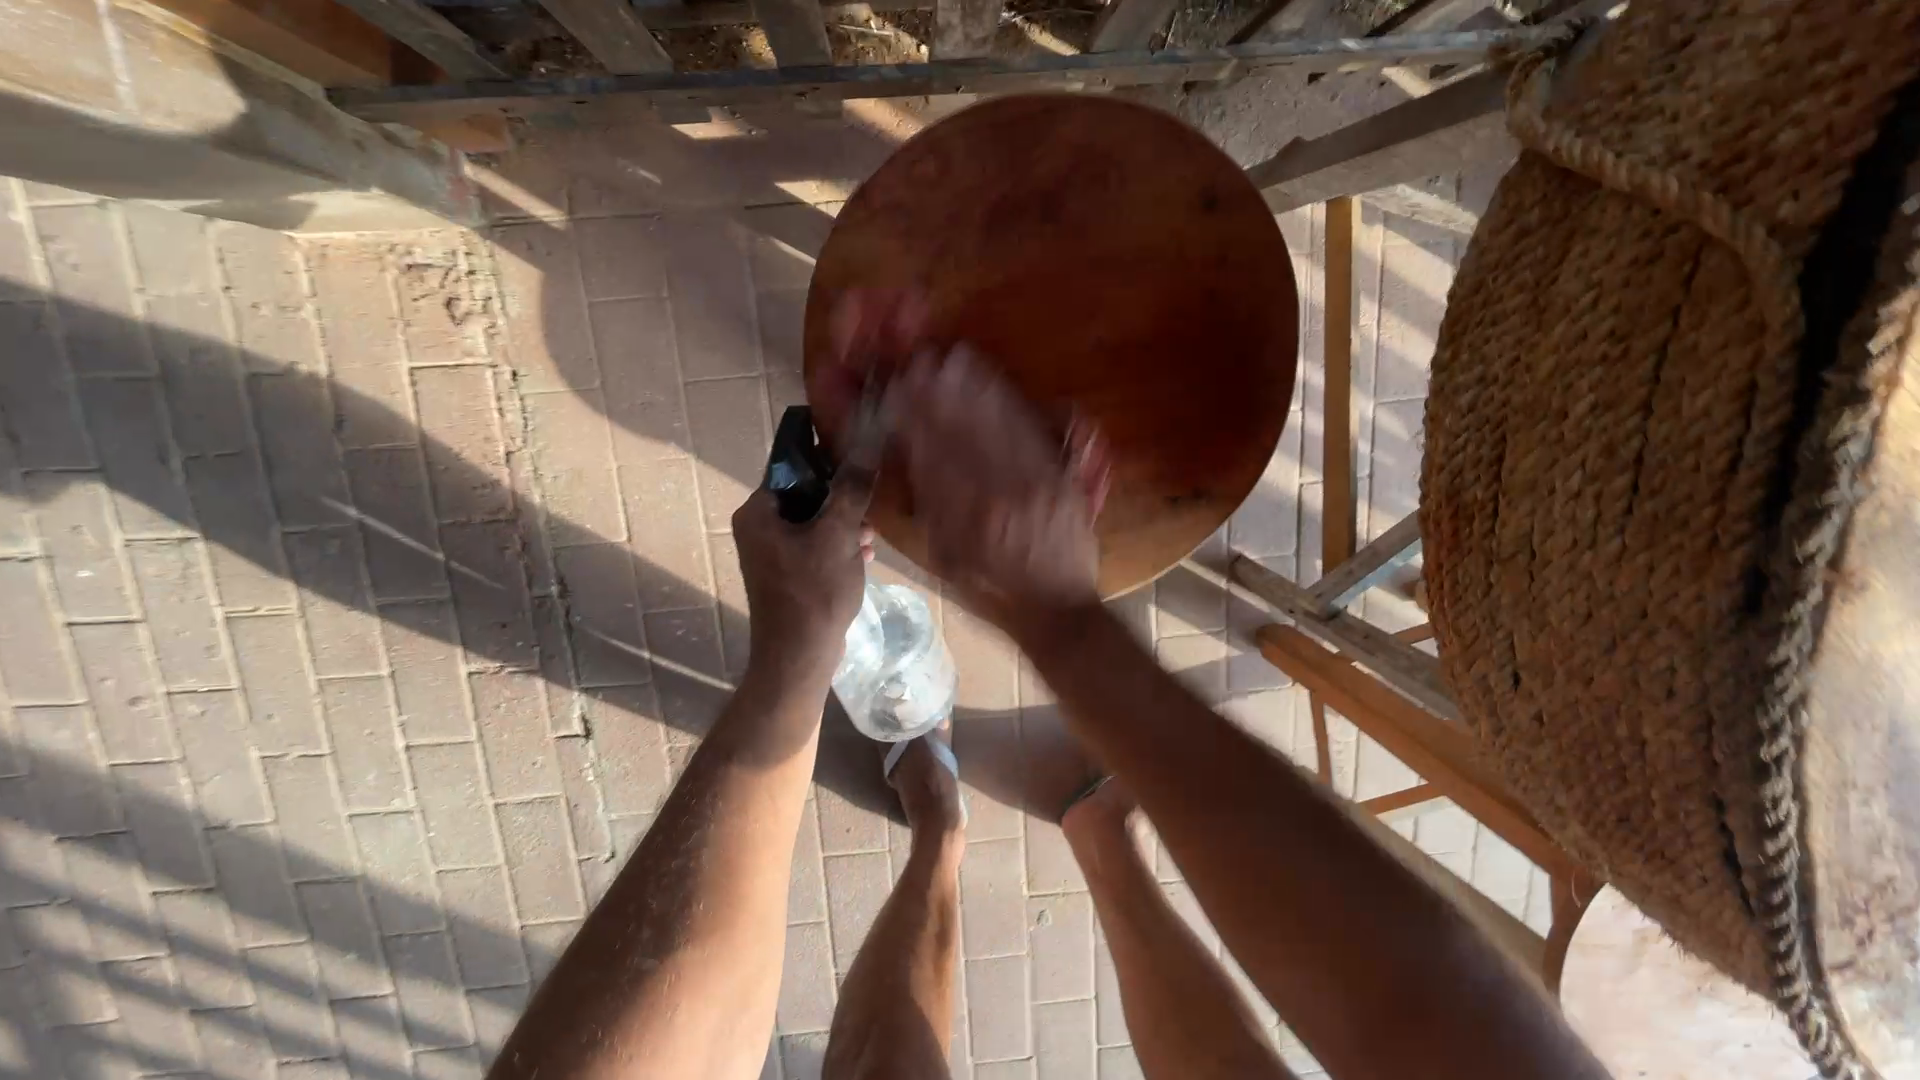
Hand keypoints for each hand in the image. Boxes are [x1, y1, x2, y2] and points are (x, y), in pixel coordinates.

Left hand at [732, 467, 874, 689]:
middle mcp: (758, 528)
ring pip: (815, 522)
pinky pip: (816, 547)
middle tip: (871, 504)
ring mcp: (771, 555)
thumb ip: (852, 488)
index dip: (828, 460)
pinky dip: (839, 547)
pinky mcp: (788, 576)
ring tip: (871, 534)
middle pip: (807, 495)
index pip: (793, 467)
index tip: (860, 463)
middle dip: (843, 499)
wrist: (800, 657)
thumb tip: (868, 442)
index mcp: (757, 512)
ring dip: (845, 524)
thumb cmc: (814, 591)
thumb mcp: (838, 534)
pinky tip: (865, 554)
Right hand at [891, 345, 1109, 638]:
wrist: (1059, 612)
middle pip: (962, 433)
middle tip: (922, 362)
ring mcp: (1033, 484)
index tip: (897, 390)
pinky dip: (1011, 405)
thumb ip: (931, 511)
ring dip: (974, 389)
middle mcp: (998, 496)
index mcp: (964, 520)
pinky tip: (996, 385)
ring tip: (955, 358)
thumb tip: (915, 462)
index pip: (932, 457)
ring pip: (997, 427)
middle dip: (940, 394)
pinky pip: (1032, 435)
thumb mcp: (948, 559)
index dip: (913, 419)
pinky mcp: (1059, 479)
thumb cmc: (994, 593)